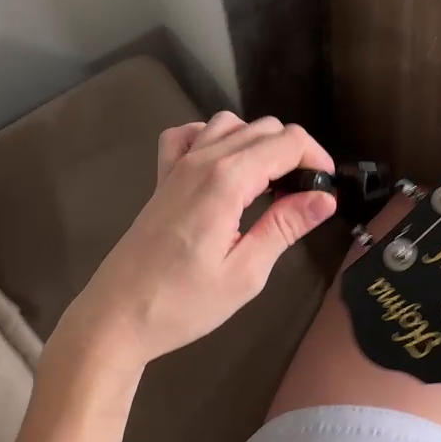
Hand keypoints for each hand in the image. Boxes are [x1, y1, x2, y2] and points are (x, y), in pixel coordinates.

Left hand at [68, 112, 336, 364]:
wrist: (115, 318)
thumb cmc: (183, 303)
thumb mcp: (246, 273)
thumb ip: (285, 226)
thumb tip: (325, 197)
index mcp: (227, 180)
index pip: (288, 142)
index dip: (317, 158)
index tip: (325, 190)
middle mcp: (203, 158)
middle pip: (265, 127)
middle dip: (295, 152)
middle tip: (304, 195)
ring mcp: (178, 164)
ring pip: (232, 123)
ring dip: (259, 143)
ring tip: (269, 182)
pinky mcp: (162, 176)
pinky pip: (190, 134)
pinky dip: (213, 138)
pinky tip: (222, 166)